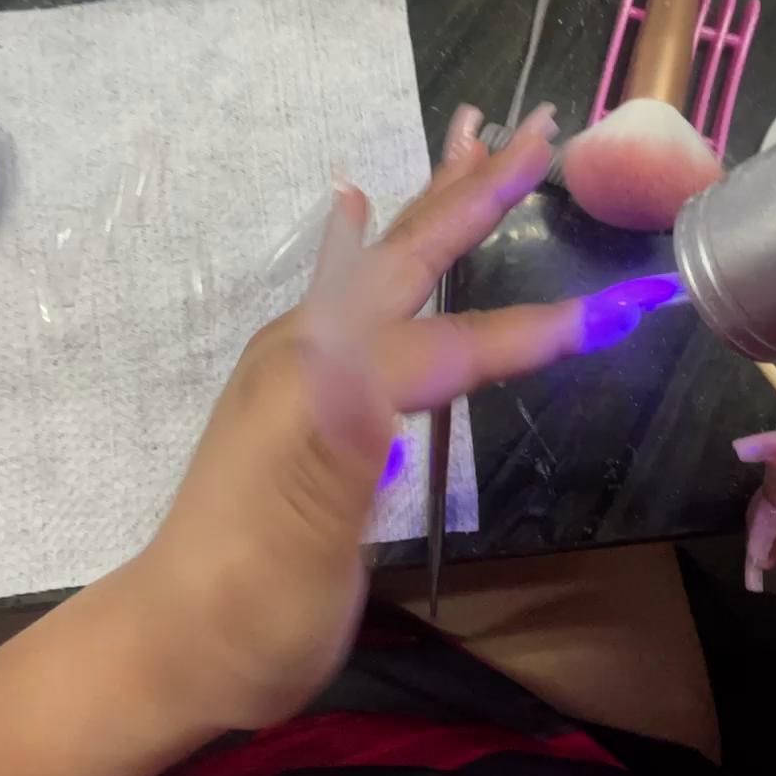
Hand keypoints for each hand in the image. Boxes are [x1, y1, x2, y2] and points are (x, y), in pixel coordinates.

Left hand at [123, 104, 649, 731]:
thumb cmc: (248, 610)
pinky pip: (353, 290)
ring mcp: (300, 359)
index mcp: (314, 382)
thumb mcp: (296, 547)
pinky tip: (363, 209)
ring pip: (383, 262)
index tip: (602, 318)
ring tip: (474, 145)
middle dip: (476, 194)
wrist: (173, 641)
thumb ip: (333, 443)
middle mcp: (306, 349)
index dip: (520, 334)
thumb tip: (361, 354)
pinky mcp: (303, 382)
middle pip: (407, 260)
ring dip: (437, 200)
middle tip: (536, 133)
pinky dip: (377, 239)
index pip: (440, 347)